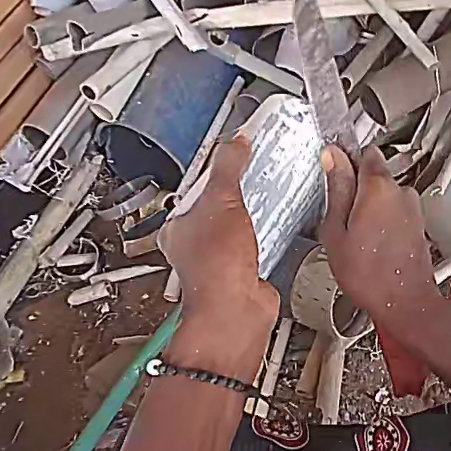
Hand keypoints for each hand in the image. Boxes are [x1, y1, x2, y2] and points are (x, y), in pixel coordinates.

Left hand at [159, 135, 279, 341]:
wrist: (237, 308)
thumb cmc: (215, 266)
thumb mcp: (222, 201)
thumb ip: (228, 168)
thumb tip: (235, 142)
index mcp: (177, 227)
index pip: (195, 189)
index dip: (215, 172)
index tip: (235, 157)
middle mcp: (194, 246)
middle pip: (218, 208)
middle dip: (237, 195)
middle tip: (255, 177)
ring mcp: (219, 260)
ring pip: (237, 227)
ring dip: (252, 217)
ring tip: (266, 200)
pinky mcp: (243, 271)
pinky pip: (255, 244)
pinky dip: (265, 236)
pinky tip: (273, 229)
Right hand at [317, 145, 450, 349]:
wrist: (404, 304)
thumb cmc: (370, 275)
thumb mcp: (336, 231)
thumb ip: (336, 189)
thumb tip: (332, 159)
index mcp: (378, 187)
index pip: (362, 152)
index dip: (344, 159)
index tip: (331, 169)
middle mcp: (401, 192)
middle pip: (374, 175)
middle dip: (355, 189)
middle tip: (337, 216)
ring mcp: (412, 209)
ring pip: (384, 197)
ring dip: (369, 209)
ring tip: (353, 237)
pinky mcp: (417, 226)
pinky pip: (393, 215)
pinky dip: (381, 224)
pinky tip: (369, 247)